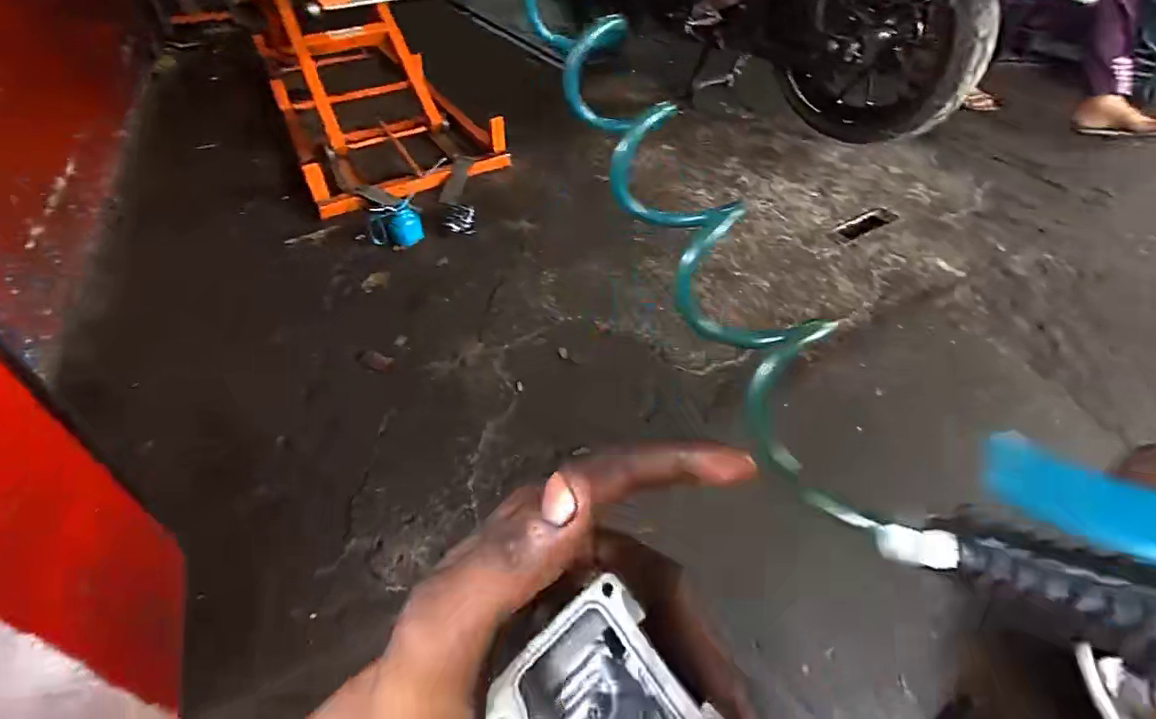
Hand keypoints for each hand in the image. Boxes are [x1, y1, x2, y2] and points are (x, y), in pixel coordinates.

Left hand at [310, 443, 759, 718]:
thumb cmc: (416, 682)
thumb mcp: (443, 627)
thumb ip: (498, 564)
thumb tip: (575, 490)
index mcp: (531, 525)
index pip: (609, 477)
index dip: (675, 461)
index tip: (739, 468)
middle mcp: (556, 544)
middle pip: (646, 562)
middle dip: (692, 620)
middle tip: (724, 693)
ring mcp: (566, 588)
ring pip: (648, 607)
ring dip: (684, 655)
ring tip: (711, 705)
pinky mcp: (570, 625)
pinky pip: (633, 635)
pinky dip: (662, 663)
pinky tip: (677, 697)